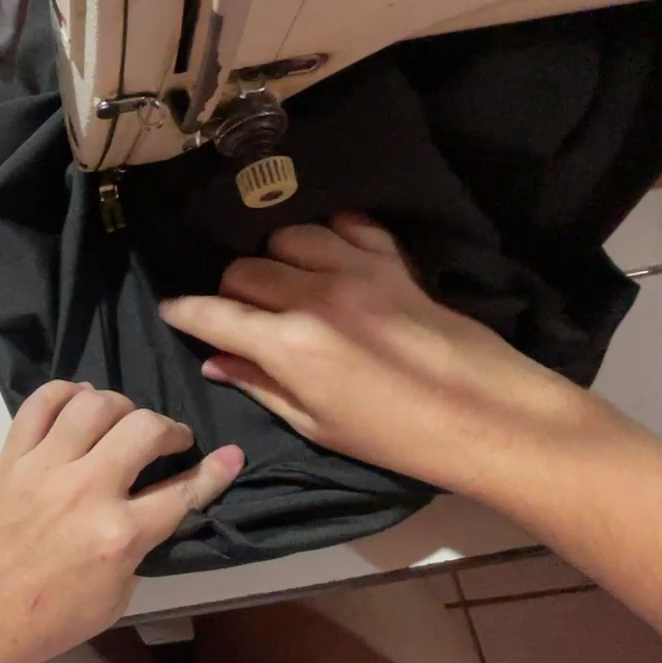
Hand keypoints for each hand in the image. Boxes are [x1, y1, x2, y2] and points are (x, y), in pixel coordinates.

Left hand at [0, 381, 242, 662]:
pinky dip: (65, 392)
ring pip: (95, 405)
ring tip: (124, 419)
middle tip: (170, 440)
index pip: (183, 492)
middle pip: (144, 429)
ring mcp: (44, 467)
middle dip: (169, 428)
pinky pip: (39, 404)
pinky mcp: (10, 457)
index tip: (230, 454)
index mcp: (119, 536)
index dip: (216, 471)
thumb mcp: (115, 598)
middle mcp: (86, 490)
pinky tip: (79, 401)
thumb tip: (154, 506)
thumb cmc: (46, 621)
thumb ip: (139, 546)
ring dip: (121, 405)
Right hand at [158, 214, 622, 498]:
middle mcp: (314, 297)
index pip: (213, 313)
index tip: (170, 311)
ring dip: (272, 260)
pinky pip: (346, 224)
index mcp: (290, 346)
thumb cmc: (395, 438)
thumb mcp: (315, 425)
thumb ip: (258, 384)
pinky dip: (327, 235)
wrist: (492, 420)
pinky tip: (326, 256)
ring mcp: (356, 271)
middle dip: (228, 292)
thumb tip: (214, 361)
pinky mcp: (393, 262)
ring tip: (281, 283)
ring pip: (286, 238)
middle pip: (243, 270)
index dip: (182, 311)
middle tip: (237, 315)